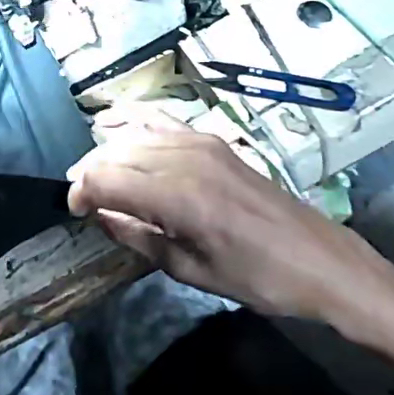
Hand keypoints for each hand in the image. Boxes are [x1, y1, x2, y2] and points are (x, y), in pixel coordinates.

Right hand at [66, 103, 393, 326]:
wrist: (320, 259)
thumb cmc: (258, 277)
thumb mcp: (191, 271)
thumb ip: (137, 237)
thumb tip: (100, 216)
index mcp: (179, 198)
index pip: (107, 180)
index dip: (81, 194)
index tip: (74, 212)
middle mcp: (184, 160)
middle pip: (114, 153)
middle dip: (89, 173)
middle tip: (82, 199)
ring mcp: (198, 142)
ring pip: (132, 135)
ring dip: (107, 152)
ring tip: (94, 173)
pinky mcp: (210, 138)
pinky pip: (160, 119)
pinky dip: (132, 118)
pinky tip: (112, 117)